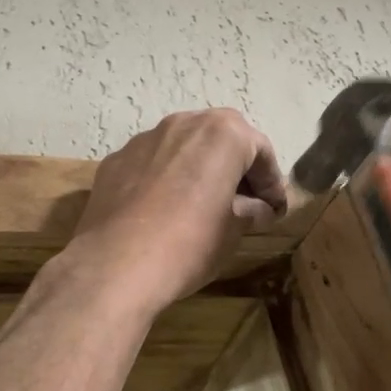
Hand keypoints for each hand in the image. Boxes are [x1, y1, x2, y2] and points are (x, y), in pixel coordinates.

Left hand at [62, 109, 288, 314]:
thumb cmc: (191, 244)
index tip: (275, 209)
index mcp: (222, 134)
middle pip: (220, 139)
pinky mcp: (115, 162)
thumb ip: (252, 210)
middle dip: (235, 168)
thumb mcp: (234, 230)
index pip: (260, 151)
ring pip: (183, 148)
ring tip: (204, 205)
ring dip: (199, 170)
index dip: (272, 182)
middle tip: (245, 202)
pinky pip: (152, 165)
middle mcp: (183, 124)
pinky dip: (166, 180)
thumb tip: (259, 209)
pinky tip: (165, 211)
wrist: (116, 267)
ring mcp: (144, 140)